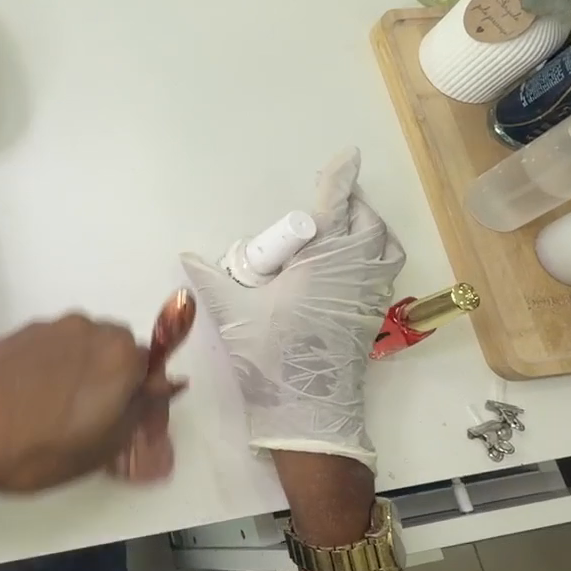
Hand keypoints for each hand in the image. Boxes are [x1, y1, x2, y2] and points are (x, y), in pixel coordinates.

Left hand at [0, 315, 179, 492]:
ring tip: (56, 424)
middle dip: (115, 389)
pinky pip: (53, 353)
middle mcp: (90, 329)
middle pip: (120, 357)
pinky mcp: (19, 334)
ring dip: (83, 381)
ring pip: (85, 354)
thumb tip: (160, 391)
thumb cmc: (33, 447)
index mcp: (120, 354)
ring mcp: (51, 328)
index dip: (145, 406)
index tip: (132, 434)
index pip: (154, 373)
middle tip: (95, 432)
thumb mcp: (101, 449)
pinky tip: (31, 408)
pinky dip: (53, 376)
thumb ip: (138, 415)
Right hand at [179, 148, 404, 471]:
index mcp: (324, 263)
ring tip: (341, 226)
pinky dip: (372, 253)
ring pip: (382, 246)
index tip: (346, 157)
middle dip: (351, 204)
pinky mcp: (372, 314)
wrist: (308, 413)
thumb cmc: (272, 356)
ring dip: (367, 228)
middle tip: (328, 199)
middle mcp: (355, 272)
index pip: (334, 210)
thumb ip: (212, 280)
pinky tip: (344, 263)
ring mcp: (370, 295)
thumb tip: (188, 257)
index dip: (338, 181)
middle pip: (366, 223)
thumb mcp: (234, 314)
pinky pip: (382, 269)